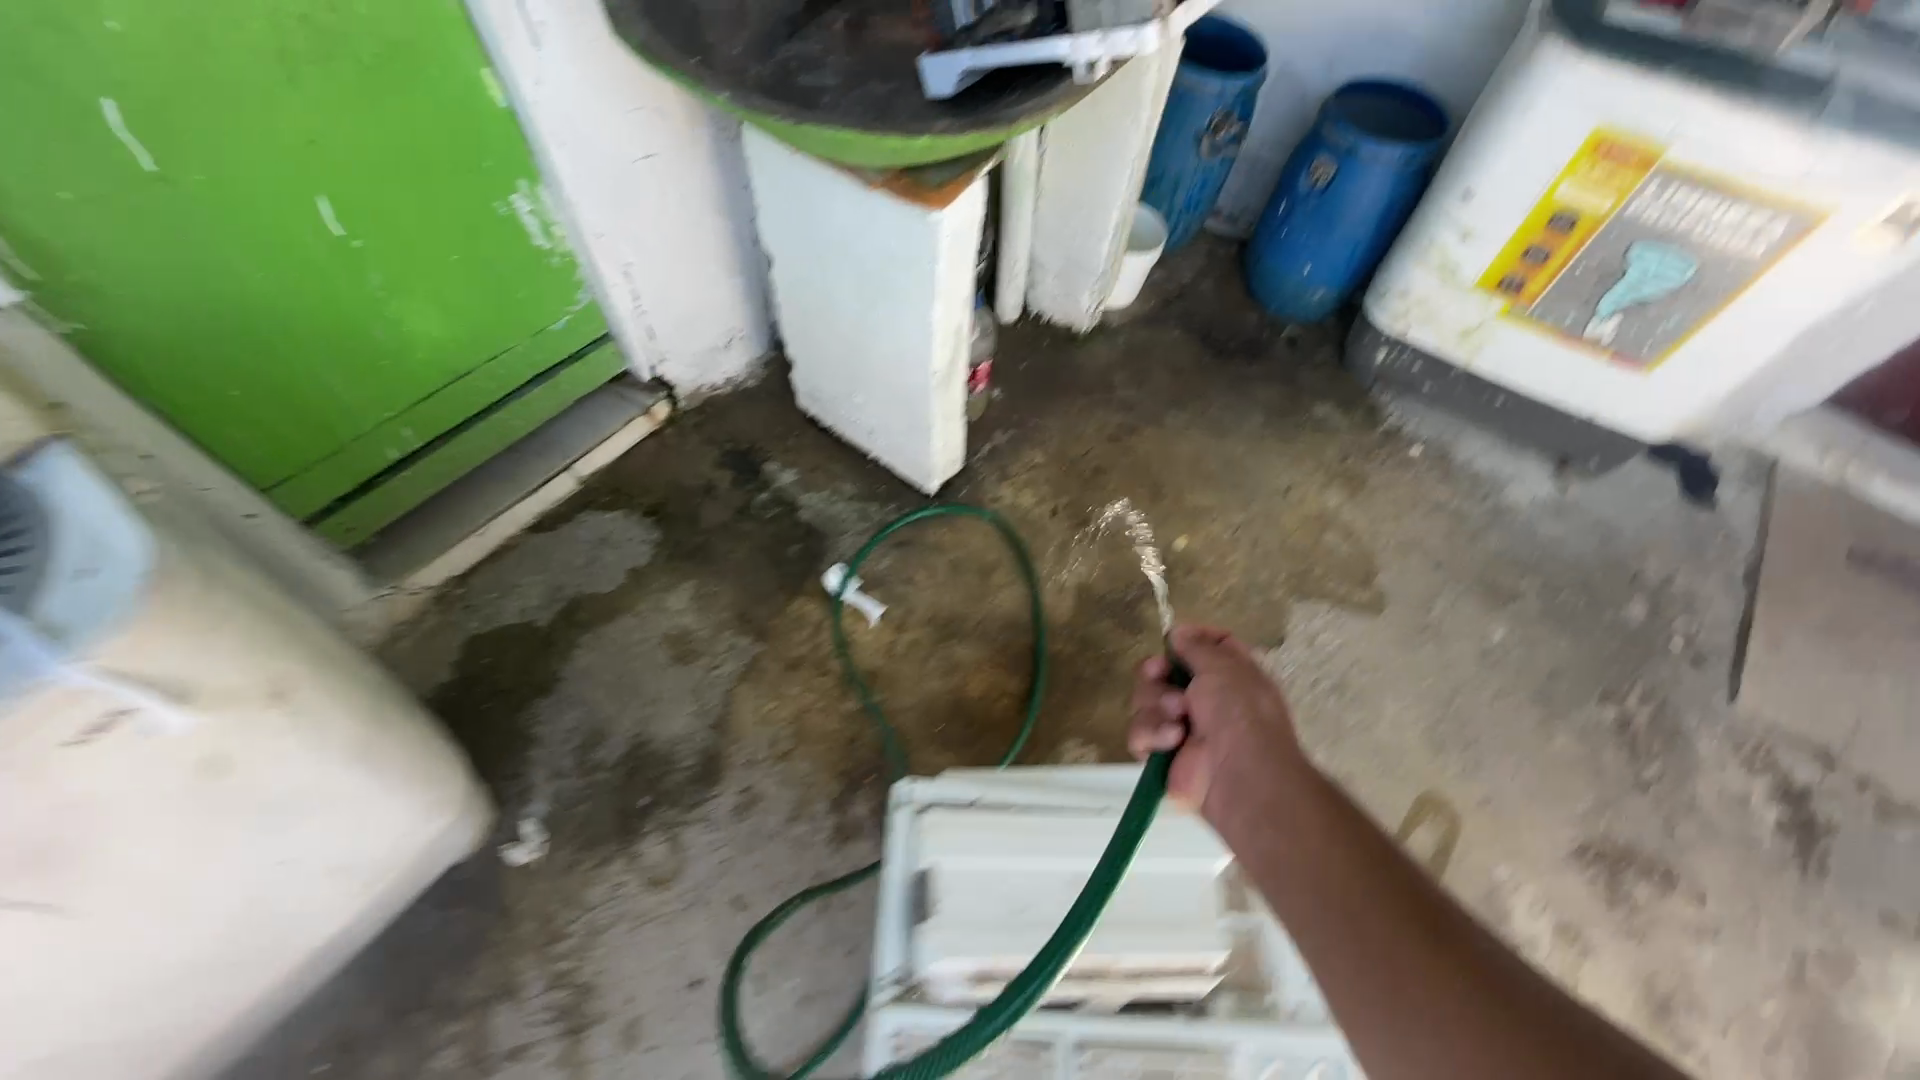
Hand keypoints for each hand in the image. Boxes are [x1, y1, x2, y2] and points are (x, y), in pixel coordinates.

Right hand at [1128, 624, 1310, 820]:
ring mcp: (1181, 727)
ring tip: (1178, 719)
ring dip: (1157, 706)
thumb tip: (1178, 633)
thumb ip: (1197, 646)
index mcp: (1229, 676)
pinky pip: (1139, 734)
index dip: (1187, 639)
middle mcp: (1205, 698)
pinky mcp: (1161, 753)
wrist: (1238, 775)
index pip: (1204, 646)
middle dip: (1156, 674)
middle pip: (1161, 672)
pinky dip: (1151, 734)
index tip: (1175, 638)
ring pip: (1144, 701)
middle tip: (1160, 675)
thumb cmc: (1240, 714)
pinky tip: (1170, 742)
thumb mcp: (1224, 668)